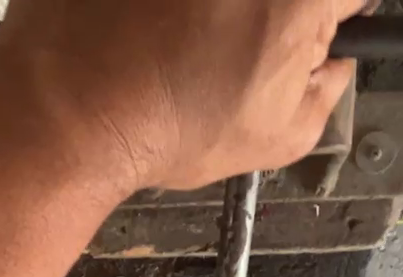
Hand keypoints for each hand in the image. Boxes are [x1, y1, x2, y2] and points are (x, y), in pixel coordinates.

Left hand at [0, 0, 361, 191]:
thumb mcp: (275, 138)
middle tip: (230, 38)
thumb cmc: (172, 129)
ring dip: (213, 11)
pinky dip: (163, 10)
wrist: (70, 110)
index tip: (311, 29)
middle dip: (265, 13)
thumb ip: (325, 92)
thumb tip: (332, 61)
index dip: (333, 12)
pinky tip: (146, 24)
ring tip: (178, 36)